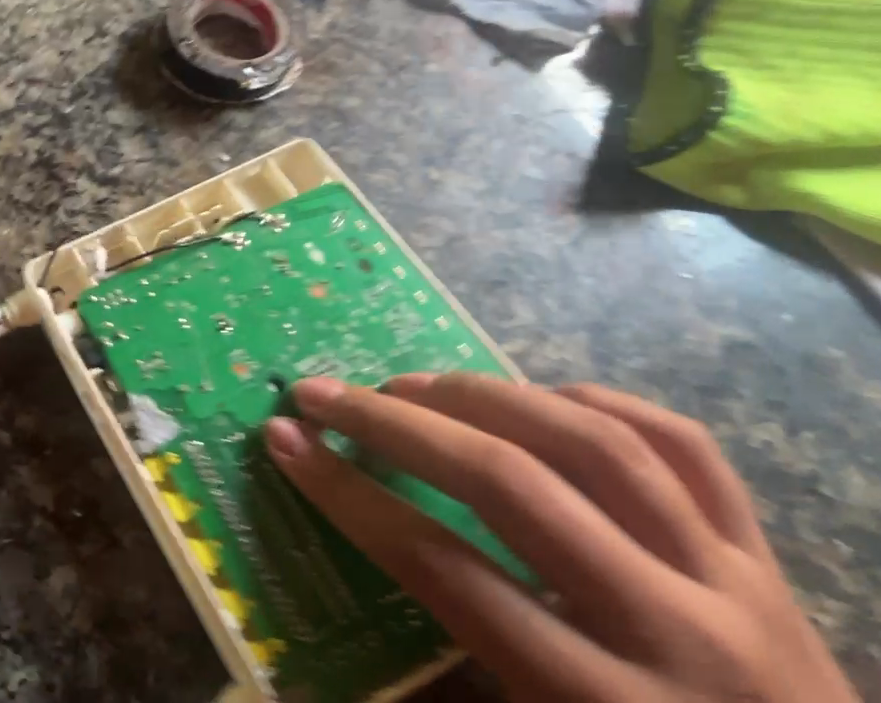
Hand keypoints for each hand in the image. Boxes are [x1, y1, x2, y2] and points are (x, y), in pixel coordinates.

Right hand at [264, 373, 856, 702]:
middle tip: (326, 394)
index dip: (348, 496)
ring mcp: (733, 583)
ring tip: (413, 386)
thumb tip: (311, 659)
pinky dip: (598, 402)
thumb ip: (434, 693)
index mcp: (597, 700)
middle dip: (396, 426)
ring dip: (485, 396)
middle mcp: (671, 629)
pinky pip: (684, 448)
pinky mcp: (770, 559)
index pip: (442, 567)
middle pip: (510, 485)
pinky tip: (535, 396)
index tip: (286, 441)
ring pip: (597, 445)